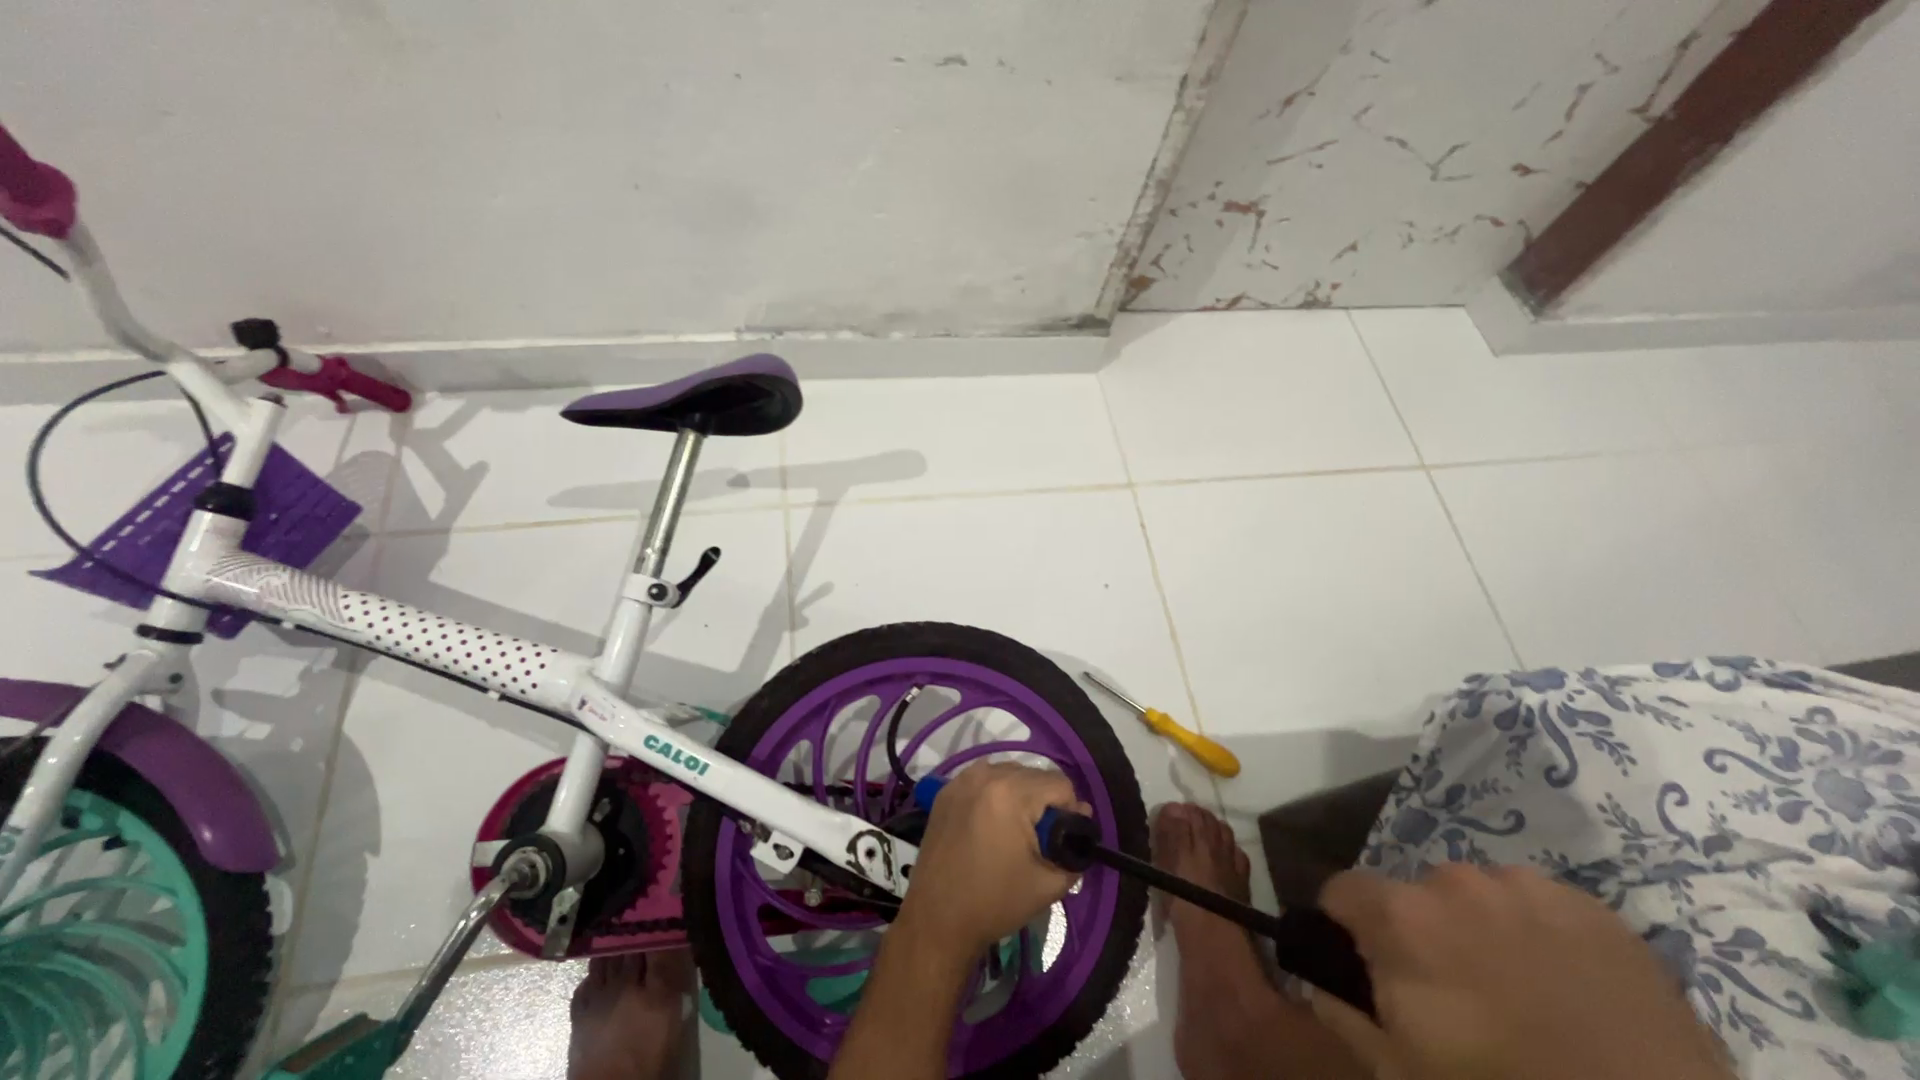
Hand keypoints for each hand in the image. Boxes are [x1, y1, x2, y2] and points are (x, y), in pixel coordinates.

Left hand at [894, 762, 1087, 954]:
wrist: (937, 919)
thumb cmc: (995, 902)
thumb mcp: (1049, 883)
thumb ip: (1076, 847)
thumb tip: (1081, 817)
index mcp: (1011, 794)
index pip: (1060, 784)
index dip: (1069, 811)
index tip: (1059, 839)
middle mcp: (985, 776)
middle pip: (1034, 775)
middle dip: (1044, 802)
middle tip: (1038, 840)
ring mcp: (961, 781)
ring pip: (1008, 774)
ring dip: (1020, 796)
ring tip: (1013, 833)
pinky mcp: (945, 792)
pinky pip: (983, 780)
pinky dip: (994, 795)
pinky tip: (990, 826)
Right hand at [1312, 864, 1733, 1079]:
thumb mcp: (1400, 1075)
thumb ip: (1345, 1018)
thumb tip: (1321, 985)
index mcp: (1402, 918)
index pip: (1342, 889)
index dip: (1343, 927)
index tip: (1364, 967)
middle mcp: (1457, 882)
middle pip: (1415, 894)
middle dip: (1420, 934)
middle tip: (1450, 996)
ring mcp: (1530, 888)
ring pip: (1479, 897)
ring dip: (1479, 930)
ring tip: (1517, 994)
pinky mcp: (1595, 907)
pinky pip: (1541, 907)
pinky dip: (1538, 936)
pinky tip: (1567, 992)